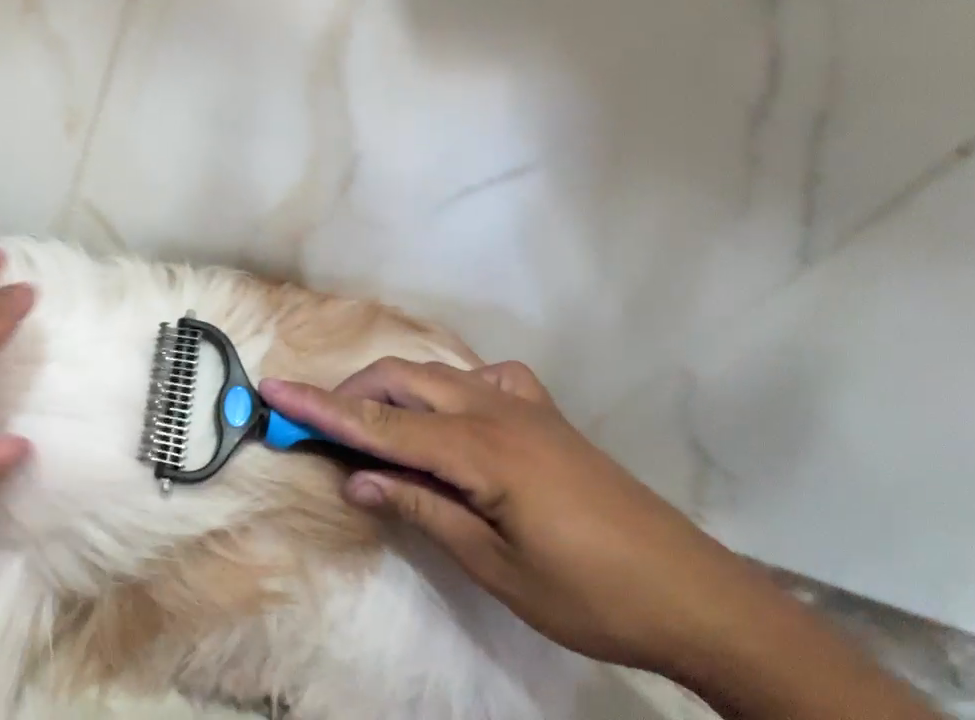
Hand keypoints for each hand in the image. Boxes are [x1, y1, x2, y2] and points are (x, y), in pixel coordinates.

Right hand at [258, 359, 760, 674]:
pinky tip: (452, 418)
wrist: (702, 599)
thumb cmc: (591, 595)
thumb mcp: (495, 565)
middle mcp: (500, 413)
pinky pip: (484, 380)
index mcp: (483, 452)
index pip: (381, 425)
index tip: (272, 390)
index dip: (321, 409)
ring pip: (438, 374)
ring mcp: (529, 409)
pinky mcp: (549, 418)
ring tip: (375, 430)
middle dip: (352, 394)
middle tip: (319, 428)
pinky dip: (448, 389)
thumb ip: (422, 508)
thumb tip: (355, 478)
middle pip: (403, 381)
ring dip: (394, 391)